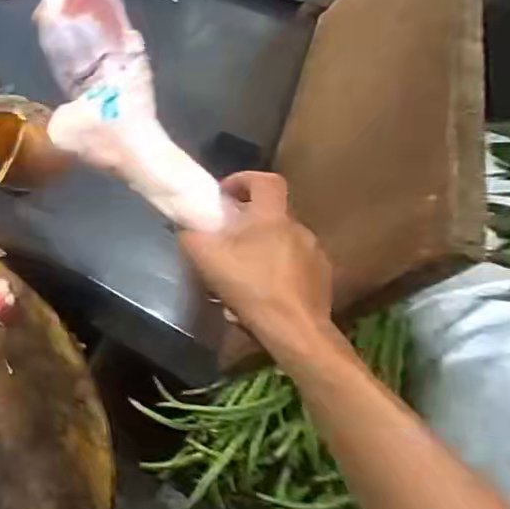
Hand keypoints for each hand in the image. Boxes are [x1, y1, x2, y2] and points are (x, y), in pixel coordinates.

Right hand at [178, 172, 332, 352]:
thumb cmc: (249, 286)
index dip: (244, 180)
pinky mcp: (322, 276)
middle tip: (224, 239)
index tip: (224, 194)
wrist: (294, 329)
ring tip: (240, 269)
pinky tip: (261, 287)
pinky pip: (294, 261)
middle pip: (270, 212)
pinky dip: (276, 266)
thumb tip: (187, 224)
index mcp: (271, 218)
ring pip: (282, 238)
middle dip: (246, 220)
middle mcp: (298, 228)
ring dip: (261, 245)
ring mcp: (315, 253)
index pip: (266, 181)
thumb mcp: (205, 258)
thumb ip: (191, 234)